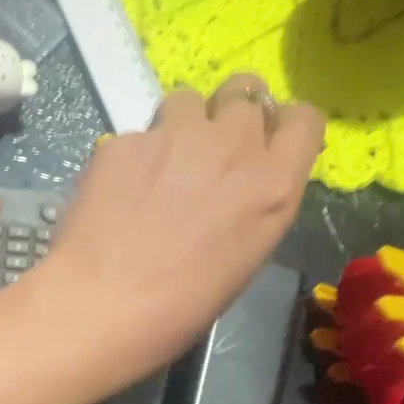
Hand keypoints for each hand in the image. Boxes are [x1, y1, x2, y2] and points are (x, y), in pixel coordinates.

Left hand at [9, 75, 324, 402]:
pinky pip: (133, 136)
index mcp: (273, 184)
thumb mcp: (241, 261)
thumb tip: (233, 191)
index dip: (280, 126)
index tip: (261, 143)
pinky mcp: (123, 142)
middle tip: (203, 152)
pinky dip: (127, 157)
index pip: (303, 119)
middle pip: (244, 94)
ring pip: (186, 100)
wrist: (101, 307)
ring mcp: (175, 137)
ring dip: (178, 125)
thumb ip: (250, 207)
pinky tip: (112, 194)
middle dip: (227, 115)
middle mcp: (232, 146)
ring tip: (155, 167)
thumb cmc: (178, 310)